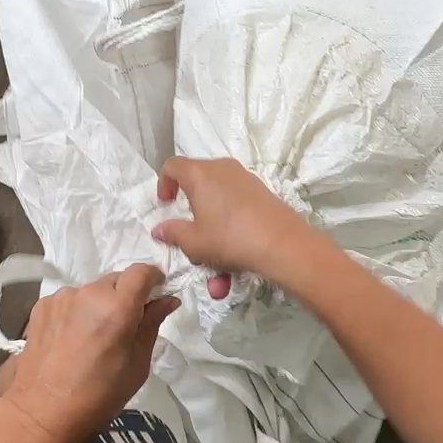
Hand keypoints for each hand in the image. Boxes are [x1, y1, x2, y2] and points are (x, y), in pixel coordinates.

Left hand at [0, 265, 178, 442]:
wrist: (42, 414)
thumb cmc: (99, 397)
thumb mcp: (137, 366)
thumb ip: (151, 325)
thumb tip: (167, 299)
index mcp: (117, 307)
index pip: (141, 272)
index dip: (152, 279)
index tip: (155, 294)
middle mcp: (89, 293)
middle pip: (116, 280)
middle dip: (125, 296)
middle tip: (124, 328)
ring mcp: (62, 297)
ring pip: (91, 291)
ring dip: (99, 305)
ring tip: (93, 339)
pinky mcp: (42, 305)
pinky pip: (69, 301)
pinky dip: (76, 313)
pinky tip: (70, 341)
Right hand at [152, 157, 325, 295]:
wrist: (283, 244)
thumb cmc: (230, 238)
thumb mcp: (194, 242)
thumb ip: (172, 233)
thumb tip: (159, 229)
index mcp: (199, 174)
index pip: (172, 166)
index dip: (164, 183)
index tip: (166, 204)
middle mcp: (221, 169)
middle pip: (197, 188)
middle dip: (192, 220)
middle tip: (191, 242)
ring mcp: (244, 179)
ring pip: (218, 206)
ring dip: (213, 238)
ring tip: (218, 276)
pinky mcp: (261, 193)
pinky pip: (236, 210)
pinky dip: (231, 233)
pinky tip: (236, 267)